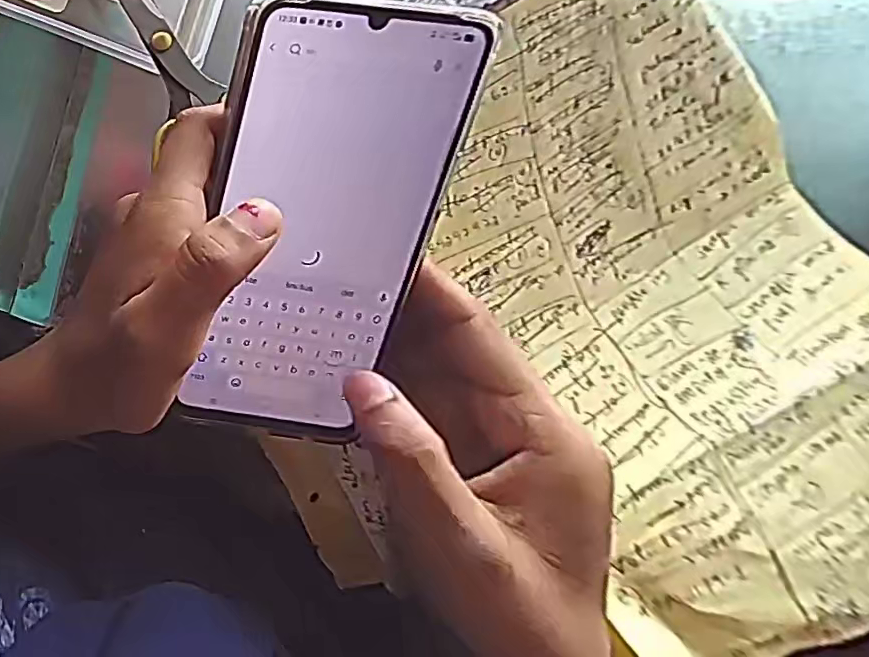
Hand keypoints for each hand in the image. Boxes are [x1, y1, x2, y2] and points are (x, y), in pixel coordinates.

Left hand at [0, 105, 279, 485]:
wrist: (71, 390)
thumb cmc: (115, 364)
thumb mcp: (166, 324)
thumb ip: (208, 266)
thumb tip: (260, 212)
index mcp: (159, 214)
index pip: (193, 133)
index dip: (236, 117)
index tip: (284, 126)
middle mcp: (152, 213)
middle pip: (205, 159)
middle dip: (254, 160)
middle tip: (308, 184)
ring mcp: (149, 233)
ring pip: (204, 194)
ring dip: (244, 199)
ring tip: (296, 226)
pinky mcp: (151, 257)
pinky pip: (197, 226)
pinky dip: (228, 232)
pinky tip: (254, 265)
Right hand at [344, 262, 611, 656]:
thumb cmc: (517, 620)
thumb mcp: (465, 545)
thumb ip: (414, 460)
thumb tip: (361, 382)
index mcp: (544, 433)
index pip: (477, 335)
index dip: (431, 288)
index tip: (383, 249)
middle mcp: (516, 422)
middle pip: (446, 343)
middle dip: (391, 306)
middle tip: (334, 272)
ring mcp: (483, 436)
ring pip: (422, 367)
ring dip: (377, 338)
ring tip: (325, 303)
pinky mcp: (454, 452)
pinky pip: (409, 399)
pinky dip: (373, 377)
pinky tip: (337, 358)